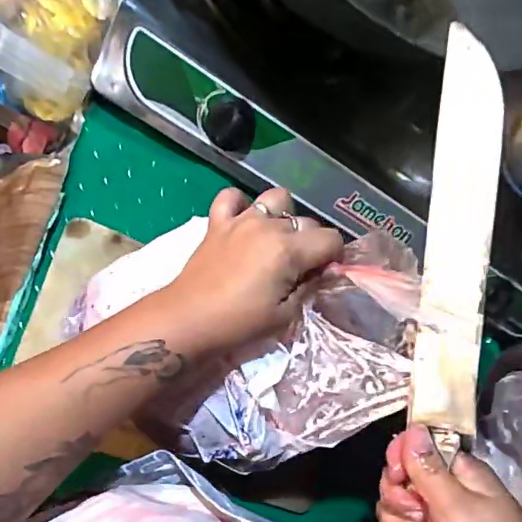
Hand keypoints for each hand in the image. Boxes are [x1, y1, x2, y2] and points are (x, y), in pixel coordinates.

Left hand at [160, 188, 344, 351]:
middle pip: (307, 221)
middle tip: (298, 269)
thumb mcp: (284, 316)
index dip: (334, 258)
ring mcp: (241, 220)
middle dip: (311, 242)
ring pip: (276, 198)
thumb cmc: (238, 324)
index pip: (331, 239)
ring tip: (274, 240)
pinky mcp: (217, 223)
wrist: (187, 320)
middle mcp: (269, 226)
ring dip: (282, 216)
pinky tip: (242, 224)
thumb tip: (319, 274)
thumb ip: (307, 289)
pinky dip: (240, 205)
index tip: (323, 275)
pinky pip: (231, 197)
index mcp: (289, 250)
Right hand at [376, 425, 521, 521]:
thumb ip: (428, 469)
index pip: (413, 449)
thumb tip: (413, 426)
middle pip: (395, 482)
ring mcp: (433, 520)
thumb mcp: (456, 507)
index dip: (399, 462)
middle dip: (400, 505)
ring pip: (391, 512)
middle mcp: (442, 491)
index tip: (400, 480)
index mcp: (457, 472)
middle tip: (422, 521)